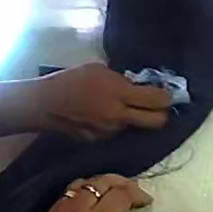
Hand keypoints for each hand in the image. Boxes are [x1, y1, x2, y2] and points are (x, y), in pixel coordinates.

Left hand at [22, 175, 150, 211]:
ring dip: (100, 183)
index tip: (148, 202)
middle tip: (134, 191)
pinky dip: (82, 190)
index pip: (120, 195)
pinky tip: (88, 201)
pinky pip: (67, 194)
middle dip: (120, 182)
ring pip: (81, 184)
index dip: (137, 194)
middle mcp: (77, 211)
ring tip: (113, 193)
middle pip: (100, 183)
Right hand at [32, 64, 172, 139]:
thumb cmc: (71, 80)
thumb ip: (120, 80)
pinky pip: (116, 132)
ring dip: (133, 119)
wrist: (45, 103)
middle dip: (162, 114)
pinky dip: (115, 125)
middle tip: (157, 107)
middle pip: (156, 122)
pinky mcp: (100, 141)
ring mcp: (110, 131)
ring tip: (117, 107)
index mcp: (120, 93)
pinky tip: (101, 116)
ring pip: (134, 127)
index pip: (157, 100)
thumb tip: (135, 86)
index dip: (167, 97)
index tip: (166, 94)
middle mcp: (119, 115)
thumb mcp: (99, 70)